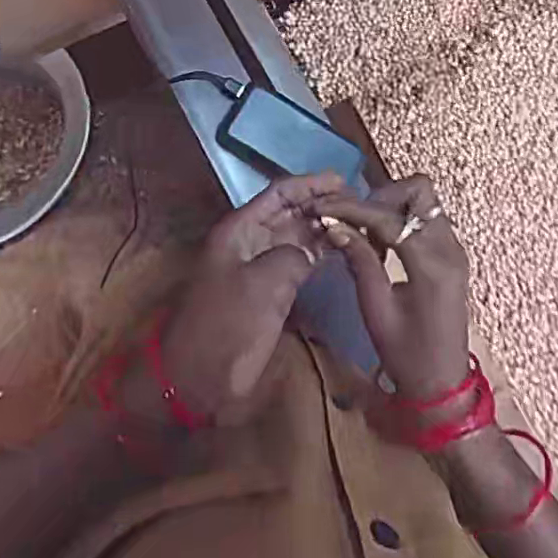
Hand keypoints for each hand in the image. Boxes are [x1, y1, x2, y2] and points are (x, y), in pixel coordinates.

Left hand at [124, 172, 341, 426]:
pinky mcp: (268, 292)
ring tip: (357, 222)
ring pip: (295, 236)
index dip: (309, 184)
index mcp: (239, 230)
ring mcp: (259, 267)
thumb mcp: (262, 284)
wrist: (198, 376)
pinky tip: (341, 251)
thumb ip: (293, 256)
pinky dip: (318, 254)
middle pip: (288, 212)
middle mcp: (249, 241)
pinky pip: (297, 262)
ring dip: (322, 227)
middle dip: (320, 203)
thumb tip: (311, 251)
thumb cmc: (225, 325)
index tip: (342, 180)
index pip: (278, 194)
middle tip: (359, 202)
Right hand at [313, 175, 471, 402]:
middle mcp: (450, 249)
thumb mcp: (375, 307)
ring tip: (364, 234)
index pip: (388, 217)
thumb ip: (359, 260)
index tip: (323, 209)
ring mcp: (454, 250)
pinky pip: (424, 218)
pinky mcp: (450, 255)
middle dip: (379, 197)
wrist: (442, 385)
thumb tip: (333, 225)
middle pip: (418, 191)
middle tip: (352, 221)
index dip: (351, 209)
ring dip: (390, 206)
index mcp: (432, 265)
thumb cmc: (405, 354)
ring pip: (423, 200)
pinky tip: (379, 244)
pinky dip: (399, 219)